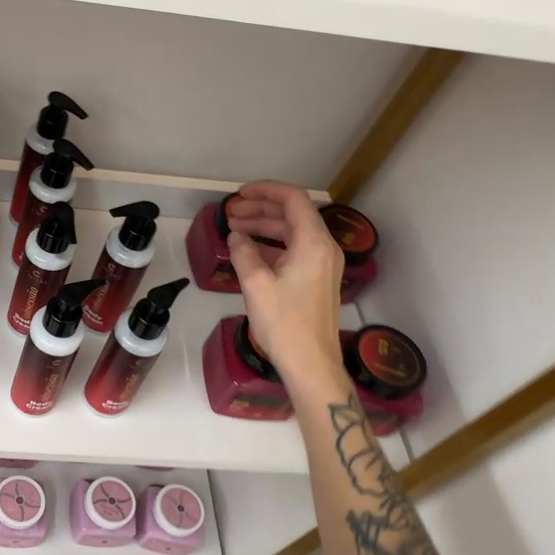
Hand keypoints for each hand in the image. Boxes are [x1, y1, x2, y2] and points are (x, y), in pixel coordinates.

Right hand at [225, 180, 345, 392]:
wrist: (311, 363)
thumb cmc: (284, 323)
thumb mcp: (256, 284)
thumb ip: (244, 253)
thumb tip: (237, 236)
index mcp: (313, 243)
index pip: (293, 200)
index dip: (265, 191)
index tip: (239, 194)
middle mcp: (323, 249)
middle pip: (293, 215)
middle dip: (260, 209)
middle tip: (230, 213)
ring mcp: (323, 265)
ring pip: (292, 233)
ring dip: (264, 227)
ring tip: (235, 229)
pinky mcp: (317, 281)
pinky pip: (294, 251)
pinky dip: (272, 245)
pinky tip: (249, 252)